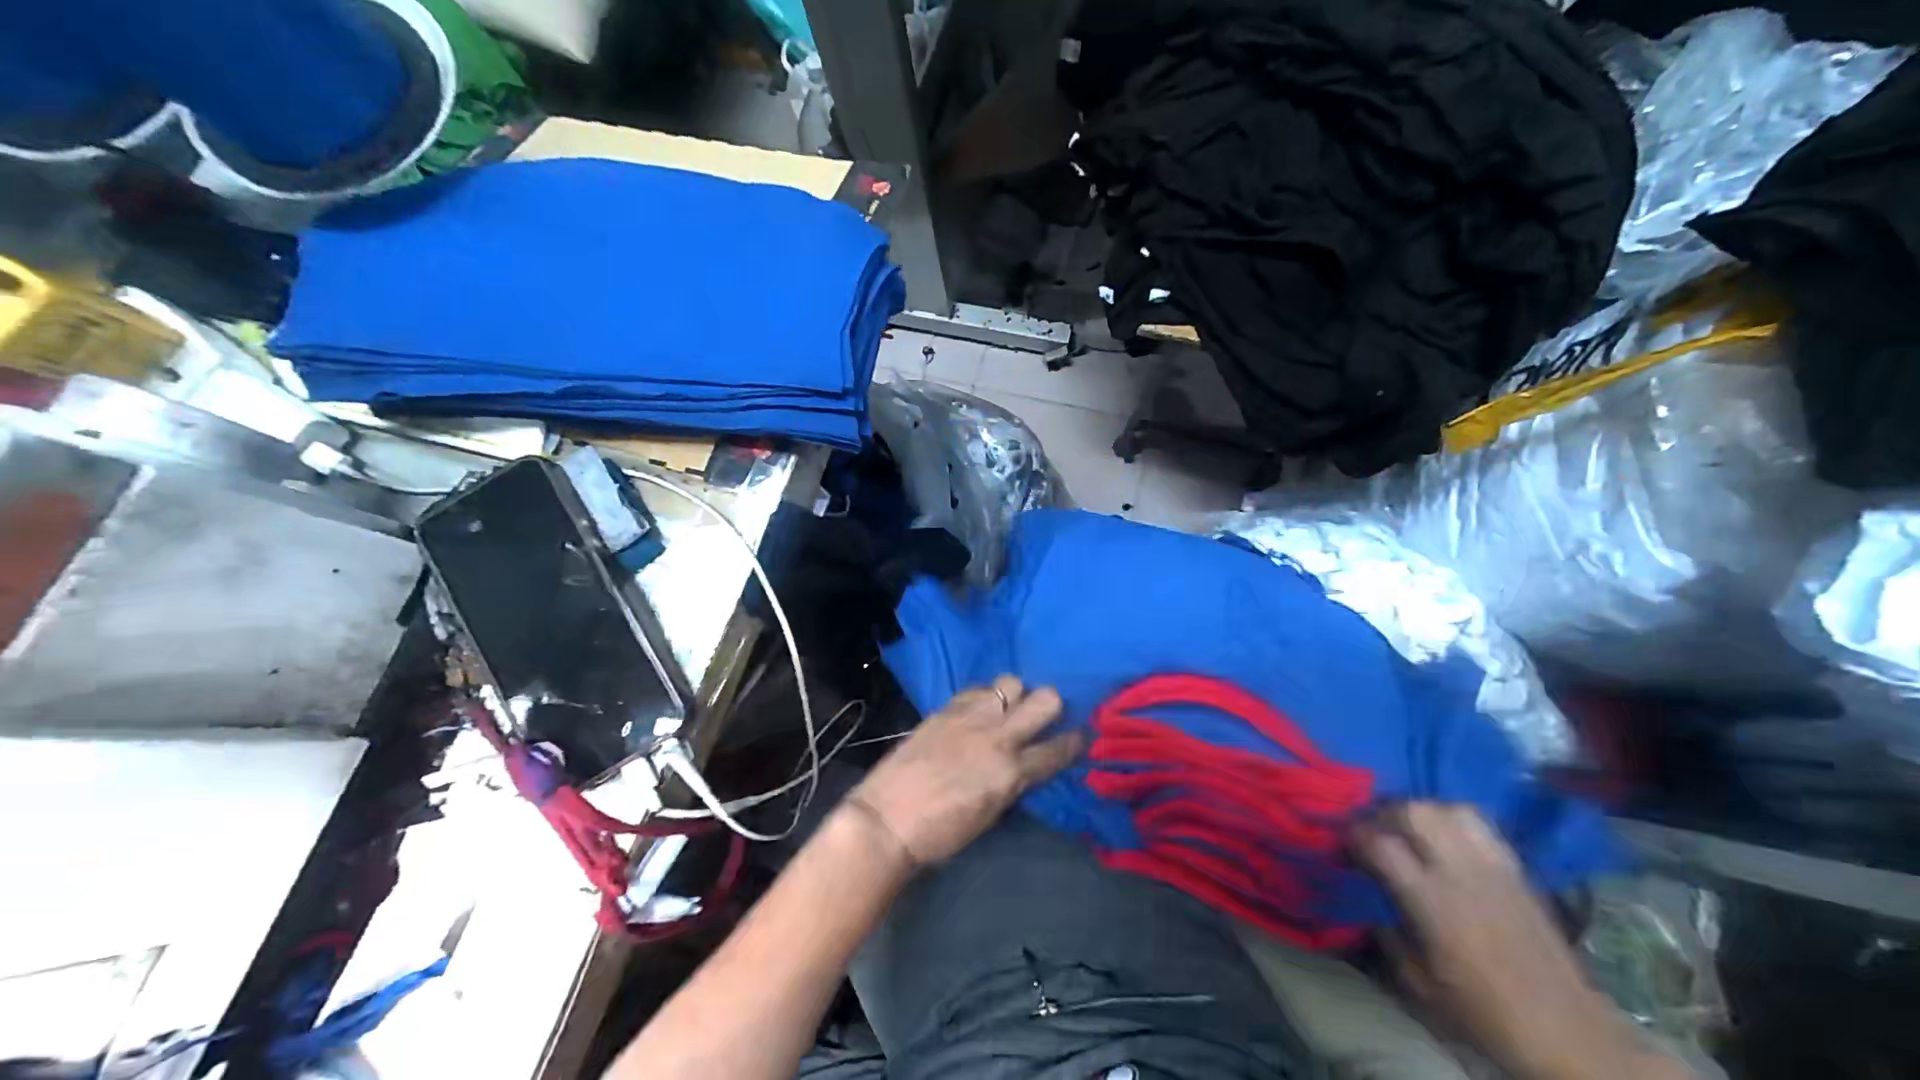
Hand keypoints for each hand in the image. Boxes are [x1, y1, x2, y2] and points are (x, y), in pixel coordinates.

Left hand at [846, 675, 1083, 868]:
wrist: (887, 819)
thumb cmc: (939, 834)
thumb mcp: (990, 814)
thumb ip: (1011, 783)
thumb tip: (1023, 767)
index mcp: (1012, 773)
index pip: (1058, 749)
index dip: (1075, 742)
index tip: (1081, 736)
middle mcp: (998, 737)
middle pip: (1046, 700)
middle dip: (1051, 705)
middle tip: (1043, 716)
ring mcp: (970, 717)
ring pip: (1011, 682)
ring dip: (1014, 695)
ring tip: (1005, 709)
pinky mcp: (945, 709)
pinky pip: (976, 690)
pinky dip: (982, 697)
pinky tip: (974, 711)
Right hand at [1353, 803, 1690, 1079]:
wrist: (1568, 1033)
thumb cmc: (1484, 1012)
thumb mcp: (1419, 983)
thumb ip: (1387, 934)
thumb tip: (1369, 902)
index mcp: (1433, 901)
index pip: (1381, 843)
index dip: (1355, 836)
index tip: (1344, 845)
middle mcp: (1462, 872)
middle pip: (1415, 811)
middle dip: (1386, 813)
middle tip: (1374, 830)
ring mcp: (1494, 867)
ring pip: (1449, 809)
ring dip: (1422, 811)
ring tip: (1410, 830)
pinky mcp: (1518, 871)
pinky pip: (1481, 826)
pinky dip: (1455, 821)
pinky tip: (1446, 839)